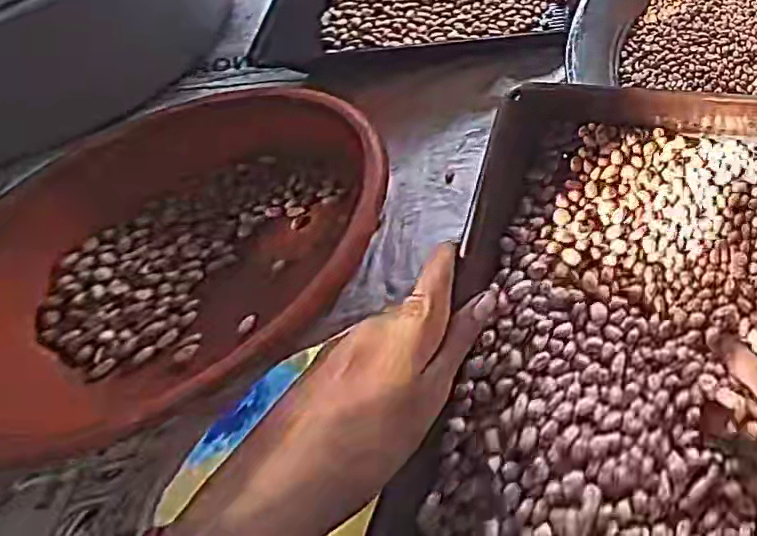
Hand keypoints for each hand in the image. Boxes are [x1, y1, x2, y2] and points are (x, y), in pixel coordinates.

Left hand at [168, 243, 497, 535]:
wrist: (268, 498)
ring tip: (405, 401)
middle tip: (444, 370)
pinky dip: (376, 373)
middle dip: (434, 327)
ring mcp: (343, 342)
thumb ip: (459, 342)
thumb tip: (487, 297)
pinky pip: (364, 355)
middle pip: (418, 306)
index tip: (473, 269)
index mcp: (409, 321)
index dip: (459, 259)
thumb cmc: (363, 448)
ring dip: (404, 355)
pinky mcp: (319, 367)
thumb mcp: (430, 398)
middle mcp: (375, 320)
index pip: (439, 264)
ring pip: (391, 334)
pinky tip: (371, 412)